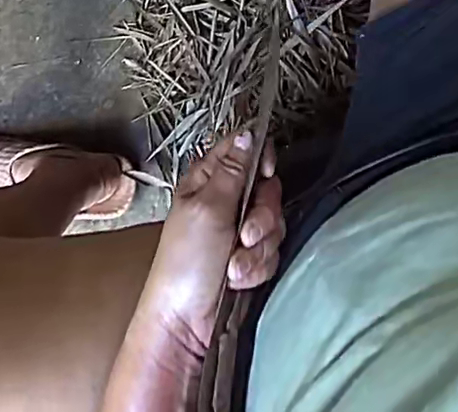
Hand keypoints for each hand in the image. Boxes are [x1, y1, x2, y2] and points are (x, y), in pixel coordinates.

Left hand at [137, 131, 283, 358]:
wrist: (185, 325)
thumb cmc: (184, 264)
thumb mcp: (208, 209)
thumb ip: (233, 170)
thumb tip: (248, 134)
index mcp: (208, 178)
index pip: (243, 147)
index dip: (260, 155)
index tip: (264, 174)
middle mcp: (226, 198)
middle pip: (266, 186)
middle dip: (261, 215)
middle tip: (244, 234)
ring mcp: (239, 227)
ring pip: (273, 220)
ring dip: (258, 247)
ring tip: (235, 266)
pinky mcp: (250, 254)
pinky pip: (272, 248)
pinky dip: (258, 265)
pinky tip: (239, 278)